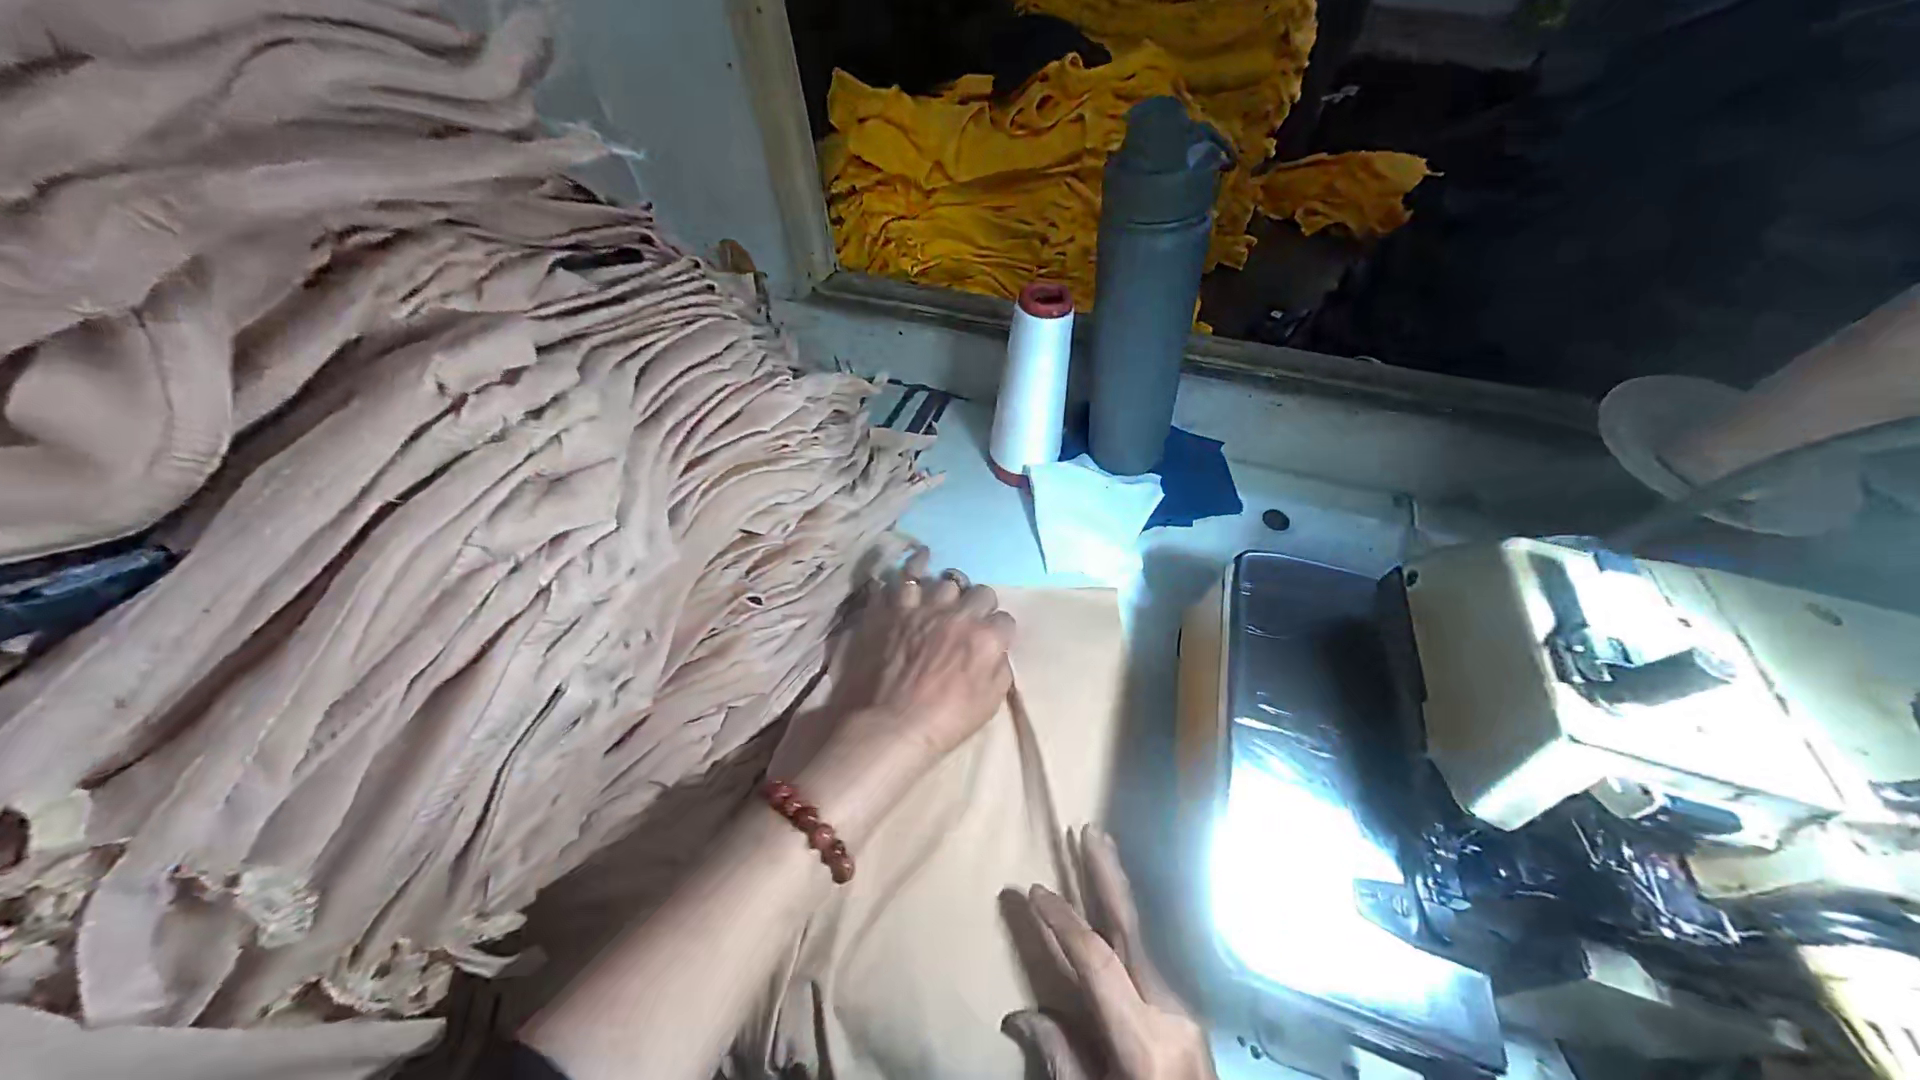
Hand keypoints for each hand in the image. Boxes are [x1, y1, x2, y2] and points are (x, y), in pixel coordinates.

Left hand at [818, 549, 1014, 761]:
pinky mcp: (891, 609)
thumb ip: (1000, 668)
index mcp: (985, 637)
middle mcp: (957, 614)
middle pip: (979, 592)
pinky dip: (913, 568)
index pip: (1004, 620)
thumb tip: (997, 650)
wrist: (888, 726)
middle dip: (979, 604)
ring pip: (944, 582)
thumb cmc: (944, 722)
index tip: (991, 642)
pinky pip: (903, 578)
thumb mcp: (989, 703)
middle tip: (969, 620)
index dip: (998, 631)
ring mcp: (921, 608)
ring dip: (949, 592)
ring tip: (944, 600)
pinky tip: (920, 559)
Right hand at [1004, 827, 1215, 1079]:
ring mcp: (1186, 1014)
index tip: (1033, 893)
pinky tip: (1116, 912)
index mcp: (1145, 1040)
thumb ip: (1061, 1058)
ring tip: (1101, 854)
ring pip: (1144, 941)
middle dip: (1108, 877)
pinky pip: (1149, 962)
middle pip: (1132, 932)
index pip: (1096, 962)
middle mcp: (1172, 1015)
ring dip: (1118, 895)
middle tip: (1091, 832)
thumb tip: (1019, 1015)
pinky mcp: (1188, 1019)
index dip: (1062, 923)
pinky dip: (1128, 929)